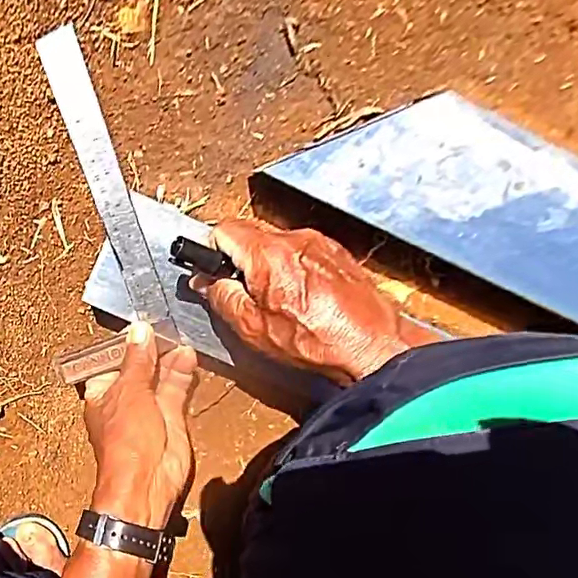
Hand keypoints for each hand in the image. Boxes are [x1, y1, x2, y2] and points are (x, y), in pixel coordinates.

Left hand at [81, 321, 198, 530]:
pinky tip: (188, 356)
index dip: (127, 343)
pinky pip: (177, 390)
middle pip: (139, 366)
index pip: (113, 360)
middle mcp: (124, 400)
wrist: (147, 481)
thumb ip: (138, 360)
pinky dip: (183, 373)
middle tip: (164, 326)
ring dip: (170, 358)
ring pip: (160, 376)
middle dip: (152, 348)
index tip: (141, 324)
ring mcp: (149, 409)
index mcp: (102, 393)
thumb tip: (139, 332)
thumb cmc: (126, 442)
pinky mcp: (171, 418)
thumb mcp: (130, 390)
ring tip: (179, 338)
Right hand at [192, 219, 431, 383]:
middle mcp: (294, 238)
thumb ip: (222, 297)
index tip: (212, 272)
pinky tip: (303, 301)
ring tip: (280, 304)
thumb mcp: (253, 327)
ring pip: (278, 246)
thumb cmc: (318, 341)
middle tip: (245, 296)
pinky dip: (295, 272)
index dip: (212, 252)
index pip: (223, 230)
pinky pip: (303, 254)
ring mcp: (319, 243)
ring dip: (270, 268)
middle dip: (241, 262)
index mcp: (267, 252)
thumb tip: (206, 281)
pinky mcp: (337, 253)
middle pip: (251, 237)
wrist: (372, 346)